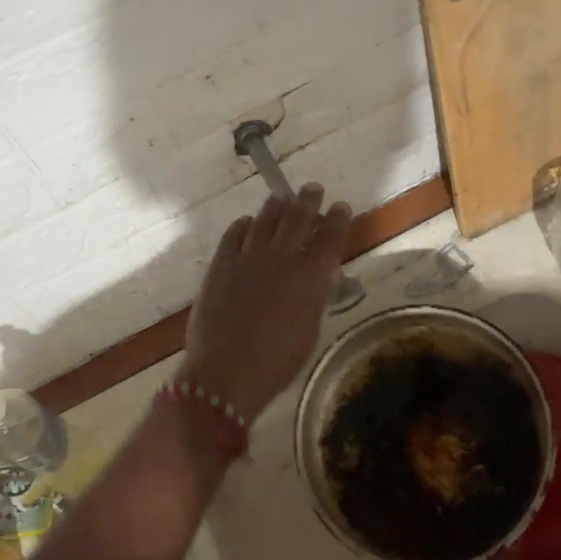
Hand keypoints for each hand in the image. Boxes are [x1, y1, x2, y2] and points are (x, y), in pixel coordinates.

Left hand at [181, 184, 350, 419]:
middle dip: (308, 200)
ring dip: (276, 206)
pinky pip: (233, 235)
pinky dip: (243, 225)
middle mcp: (281, 257)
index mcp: (310, 275)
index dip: (337, 219)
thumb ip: (314, 297)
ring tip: (281, 197)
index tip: (340, 207)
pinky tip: (246, 223)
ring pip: (265, 219)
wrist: (227, 370)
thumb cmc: (278, 362)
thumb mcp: (310, 329)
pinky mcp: (220, 265)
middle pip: (298, 217)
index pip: (330, 236)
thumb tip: (318, 278)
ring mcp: (247, 257)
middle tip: (312, 189)